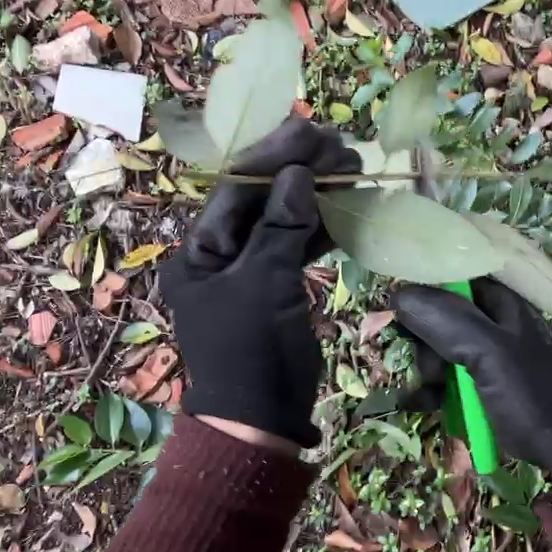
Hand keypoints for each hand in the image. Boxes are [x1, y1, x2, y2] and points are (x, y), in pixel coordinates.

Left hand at [160, 119, 358, 449]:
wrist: (262, 421)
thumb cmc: (252, 353)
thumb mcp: (265, 287)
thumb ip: (281, 228)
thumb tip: (297, 173)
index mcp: (198, 253)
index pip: (235, 190)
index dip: (272, 157)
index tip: (309, 129)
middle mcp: (219, 254)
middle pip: (261, 198)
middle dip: (299, 169)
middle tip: (339, 145)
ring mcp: (250, 270)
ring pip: (284, 218)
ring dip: (317, 193)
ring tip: (353, 166)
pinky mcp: (276, 286)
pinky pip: (298, 244)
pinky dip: (322, 225)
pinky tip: (348, 205)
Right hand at [392, 280, 551, 522]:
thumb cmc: (534, 395)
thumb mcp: (491, 353)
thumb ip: (448, 321)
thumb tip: (398, 296)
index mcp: (499, 300)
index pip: (447, 280)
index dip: (420, 296)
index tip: (402, 321)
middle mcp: (490, 321)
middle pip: (434, 318)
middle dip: (423, 345)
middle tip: (434, 370)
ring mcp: (483, 355)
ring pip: (434, 351)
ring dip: (424, 372)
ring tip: (433, 394)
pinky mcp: (476, 385)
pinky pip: (441, 378)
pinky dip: (429, 391)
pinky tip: (426, 404)